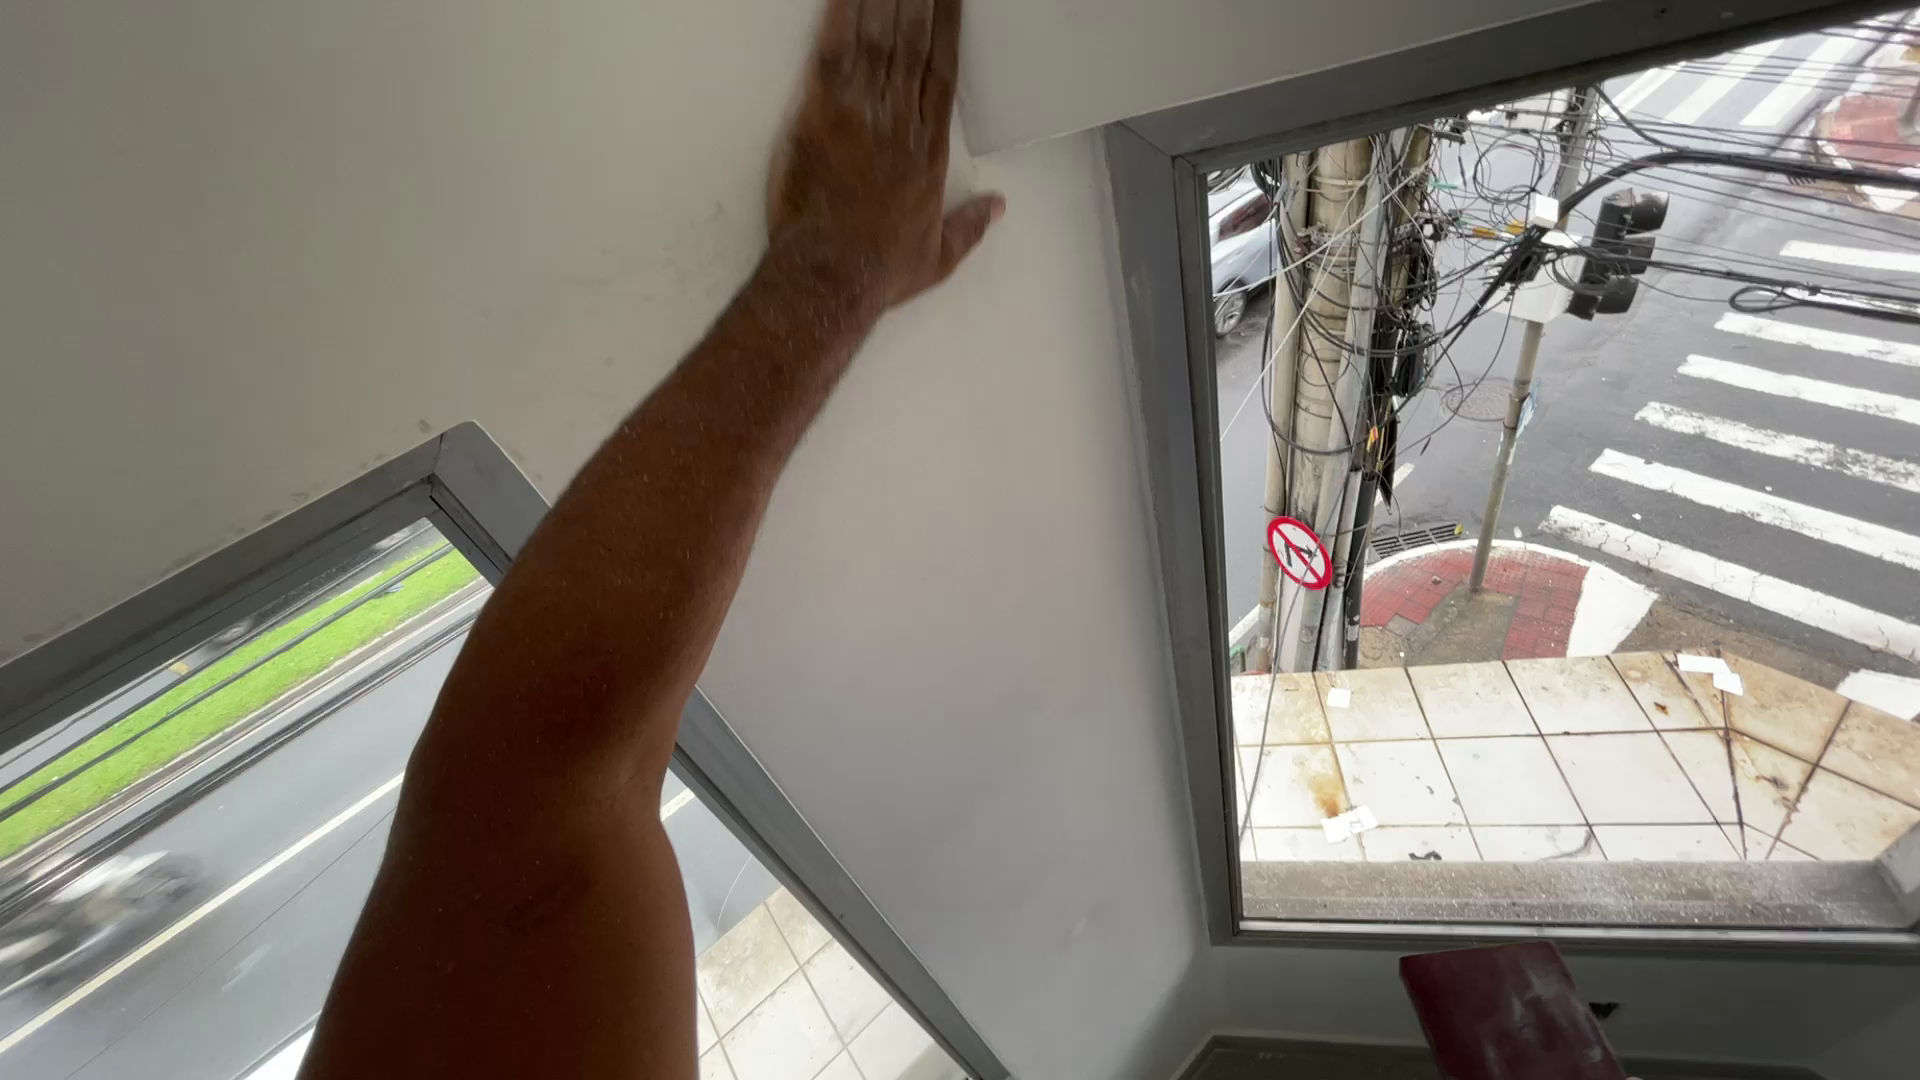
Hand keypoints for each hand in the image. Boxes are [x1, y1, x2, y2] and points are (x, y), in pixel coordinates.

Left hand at [769, 0, 1004, 308]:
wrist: (833, 278)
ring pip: (877, 38)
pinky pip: (833, 53)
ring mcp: (861, 117)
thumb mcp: (939, 257)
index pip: (943, 73)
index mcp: (929, 153)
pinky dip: (840, 15)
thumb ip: (970, 227)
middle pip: (912, 43)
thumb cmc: (882, 271)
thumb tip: (998, 207)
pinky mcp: (821, 117)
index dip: (947, 28)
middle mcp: (900, 125)